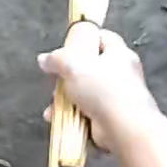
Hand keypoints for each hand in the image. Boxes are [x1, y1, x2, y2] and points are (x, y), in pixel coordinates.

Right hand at [38, 28, 160, 152]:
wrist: (123, 128)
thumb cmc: (103, 90)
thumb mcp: (74, 66)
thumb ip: (56, 59)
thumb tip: (43, 59)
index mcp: (119, 54)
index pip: (102, 38)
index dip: (84, 39)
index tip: (66, 48)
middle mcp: (121, 74)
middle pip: (89, 68)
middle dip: (67, 77)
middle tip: (56, 82)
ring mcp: (116, 97)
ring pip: (85, 92)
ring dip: (65, 100)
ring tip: (52, 107)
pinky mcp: (110, 117)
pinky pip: (86, 111)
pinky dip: (71, 115)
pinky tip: (57, 119)